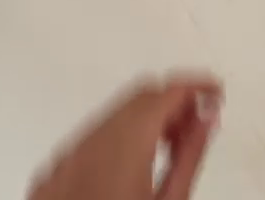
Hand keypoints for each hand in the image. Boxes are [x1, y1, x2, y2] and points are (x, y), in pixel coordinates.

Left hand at [31, 74, 221, 199]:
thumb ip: (191, 155)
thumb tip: (207, 119)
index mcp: (125, 145)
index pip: (168, 91)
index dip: (197, 86)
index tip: (215, 95)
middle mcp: (89, 143)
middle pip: (140, 97)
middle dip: (173, 102)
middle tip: (196, 126)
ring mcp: (64, 161)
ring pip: (113, 116)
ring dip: (146, 120)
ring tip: (168, 151)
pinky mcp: (49, 179)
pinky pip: (89, 141)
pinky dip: (117, 140)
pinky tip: (131, 170)